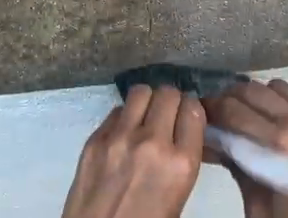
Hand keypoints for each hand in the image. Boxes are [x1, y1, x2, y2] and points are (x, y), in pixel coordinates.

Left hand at [61, 84, 205, 217]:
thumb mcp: (178, 197)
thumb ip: (183, 158)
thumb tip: (183, 128)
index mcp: (181, 164)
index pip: (193, 109)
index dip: (191, 111)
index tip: (187, 118)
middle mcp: (152, 142)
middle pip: (168, 93)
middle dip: (171, 102)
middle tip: (167, 117)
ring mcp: (120, 138)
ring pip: (141, 91)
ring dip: (147, 102)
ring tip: (145, 118)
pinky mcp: (94, 139)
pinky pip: (116, 111)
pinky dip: (124, 117)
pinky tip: (123, 135)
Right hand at [202, 80, 287, 217]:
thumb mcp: (261, 212)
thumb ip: (240, 170)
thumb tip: (217, 144)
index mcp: (280, 145)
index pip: (232, 110)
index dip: (210, 111)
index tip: (197, 117)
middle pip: (250, 91)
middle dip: (227, 100)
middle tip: (213, 117)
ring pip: (274, 87)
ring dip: (253, 97)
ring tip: (242, 117)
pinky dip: (278, 101)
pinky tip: (270, 121)